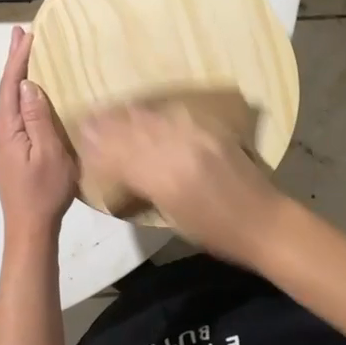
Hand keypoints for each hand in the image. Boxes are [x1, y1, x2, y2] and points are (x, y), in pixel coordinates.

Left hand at [0, 27, 76, 243]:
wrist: (30, 229)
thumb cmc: (44, 192)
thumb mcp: (49, 153)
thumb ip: (38, 118)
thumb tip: (28, 84)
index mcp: (8, 129)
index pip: (10, 86)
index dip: (17, 59)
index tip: (25, 34)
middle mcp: (2, 132)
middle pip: (6, 89)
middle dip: (13, 60)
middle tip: (19, 33)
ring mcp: (6, 143)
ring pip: (10, 101)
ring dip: (16, 75)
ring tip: (25, 54)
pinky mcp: (13, 152)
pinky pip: (15, 112)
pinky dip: (21, 93)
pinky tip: (30, 93)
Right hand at [76, 104, 289, 268]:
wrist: (264, 223)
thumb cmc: (216, 234)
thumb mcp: (172, 218)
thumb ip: (144, 190)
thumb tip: (120, 172)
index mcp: (165, 181)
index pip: (122, 157)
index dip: (99, 147)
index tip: (81, 139)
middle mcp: (177, 153)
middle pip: (133, 133)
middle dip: (107, 126)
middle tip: (87, 118)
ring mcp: (195, 137)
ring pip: (152, 120)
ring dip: (126, 114)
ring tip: (108, 110)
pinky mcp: (210, 131)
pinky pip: (174, 116)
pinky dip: (153, 113)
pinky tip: (143, 110)